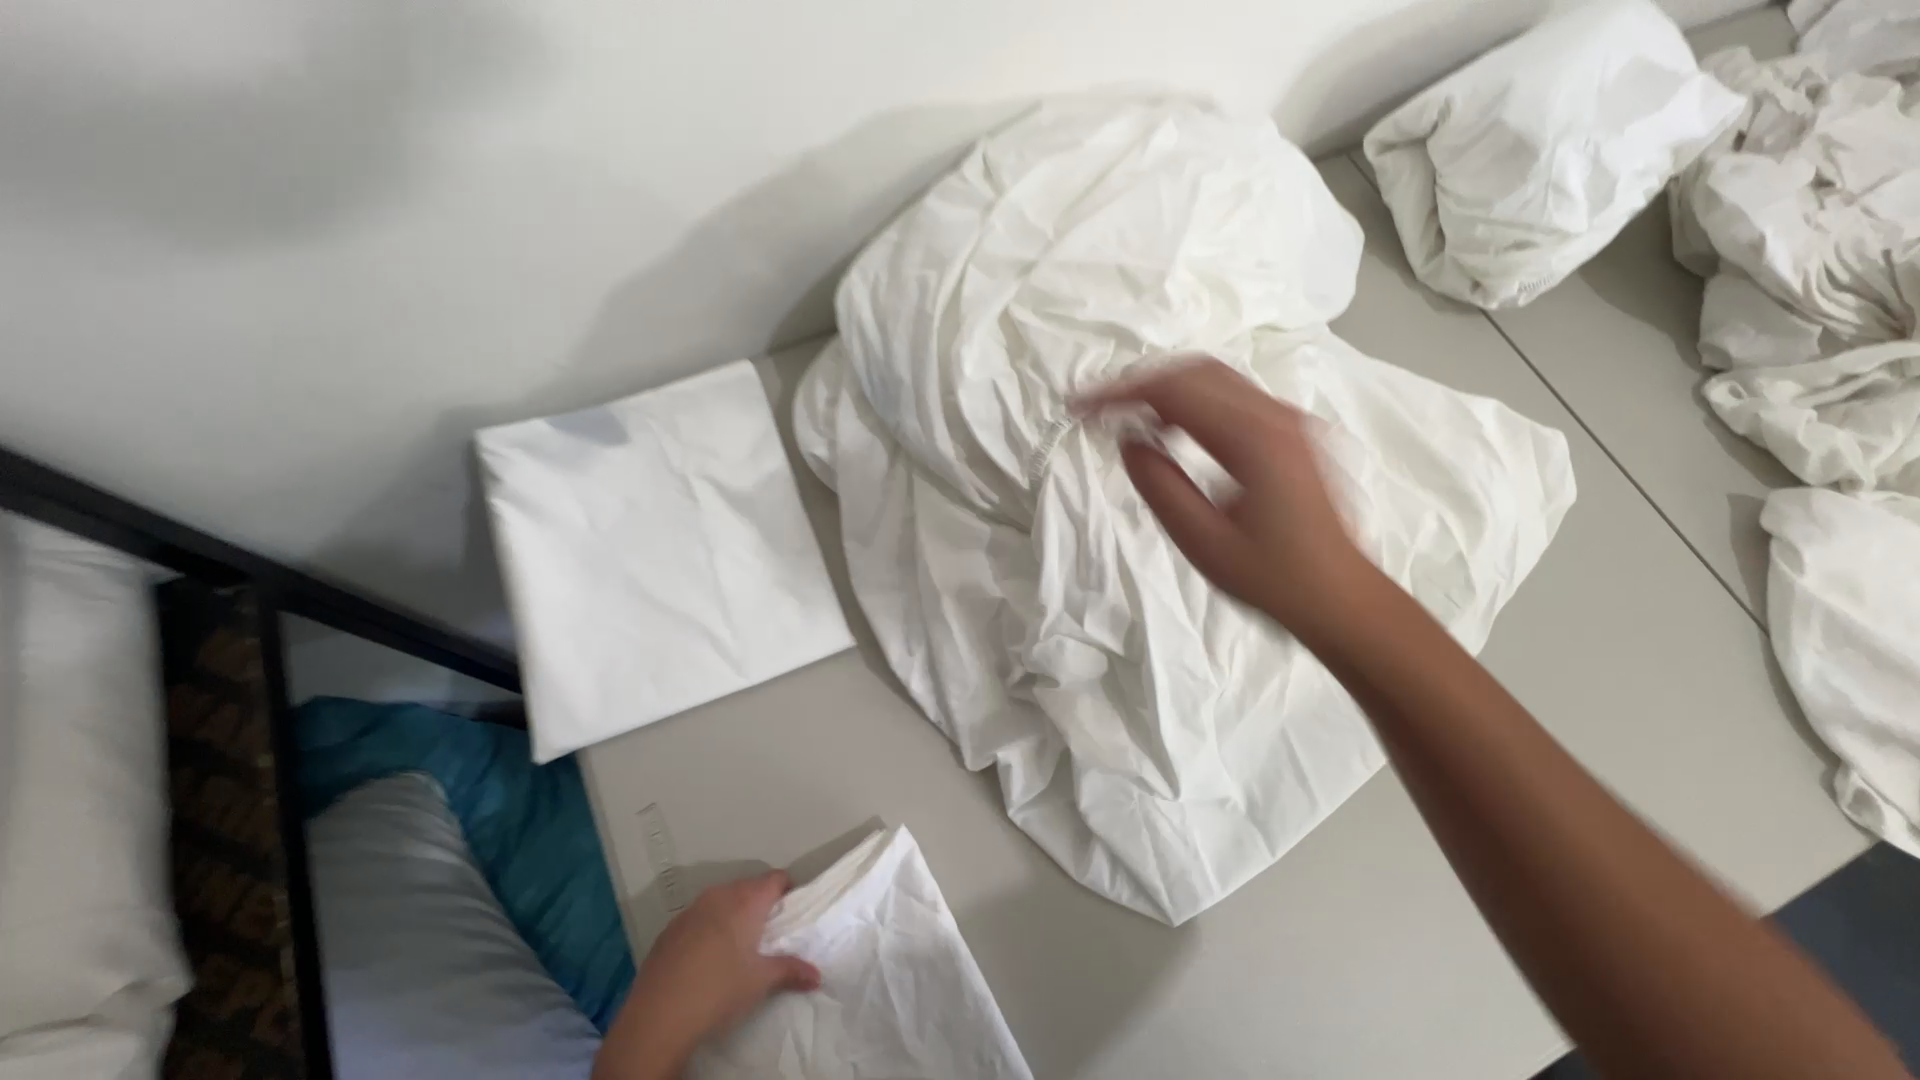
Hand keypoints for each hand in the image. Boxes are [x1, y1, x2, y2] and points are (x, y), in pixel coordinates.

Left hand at [595, 871, 820, 1079]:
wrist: (658, 1015)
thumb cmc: (719, 990)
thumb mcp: (760, 982)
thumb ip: (791, 971)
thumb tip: (816, 975)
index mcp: (746, 901)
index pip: (776, 878)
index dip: (788, 891)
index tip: (792, 913)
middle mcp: (719, 895)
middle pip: (748, 887)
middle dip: (761, 904)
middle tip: (769, 933)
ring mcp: (691, 910)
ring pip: (721, 900)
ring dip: (733, 914)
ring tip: (738, 946)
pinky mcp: (670, 929)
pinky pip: (699, 917)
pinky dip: (709, 927)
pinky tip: (706, 958)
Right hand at [1077, 357, 1373, 641]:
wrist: (1342, 599)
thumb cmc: (1272, 579)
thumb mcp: (1203, 542)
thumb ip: (1160, 487)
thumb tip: (1129, 442)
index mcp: (1254, 439)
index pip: (1175, 391)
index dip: (1120, 394)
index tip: (1080, 409)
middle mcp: (1277, 416)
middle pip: (1197, 371)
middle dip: (1140, 383)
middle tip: (1097, 410)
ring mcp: (1291, 421)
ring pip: (1217, 378)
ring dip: (1167, 389)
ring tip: (1126, 416)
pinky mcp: (1294, 434)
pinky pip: (1234, 397)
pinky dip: (1193, 401)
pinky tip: (1171, 429)